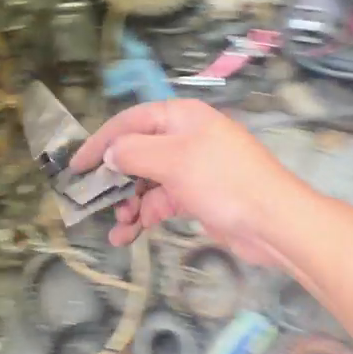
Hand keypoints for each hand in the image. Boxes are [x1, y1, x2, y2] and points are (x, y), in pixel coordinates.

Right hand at [69, 99, 312, 265]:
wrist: (276, 224)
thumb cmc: (224, 181)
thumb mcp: (173, 160)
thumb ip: (134, 152)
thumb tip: (110, 155)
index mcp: (180, 117)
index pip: (129, 122)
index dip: (100, 142)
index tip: (76, 165)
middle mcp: (184, 138)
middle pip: (136, 152)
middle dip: (115, 179)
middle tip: (93, 200)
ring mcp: (192, 168)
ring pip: (146, 181)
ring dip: (128, 203)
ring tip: (118, 228)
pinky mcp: (198, 196)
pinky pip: (161, 201)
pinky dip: (145, 216)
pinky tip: (129, 236)